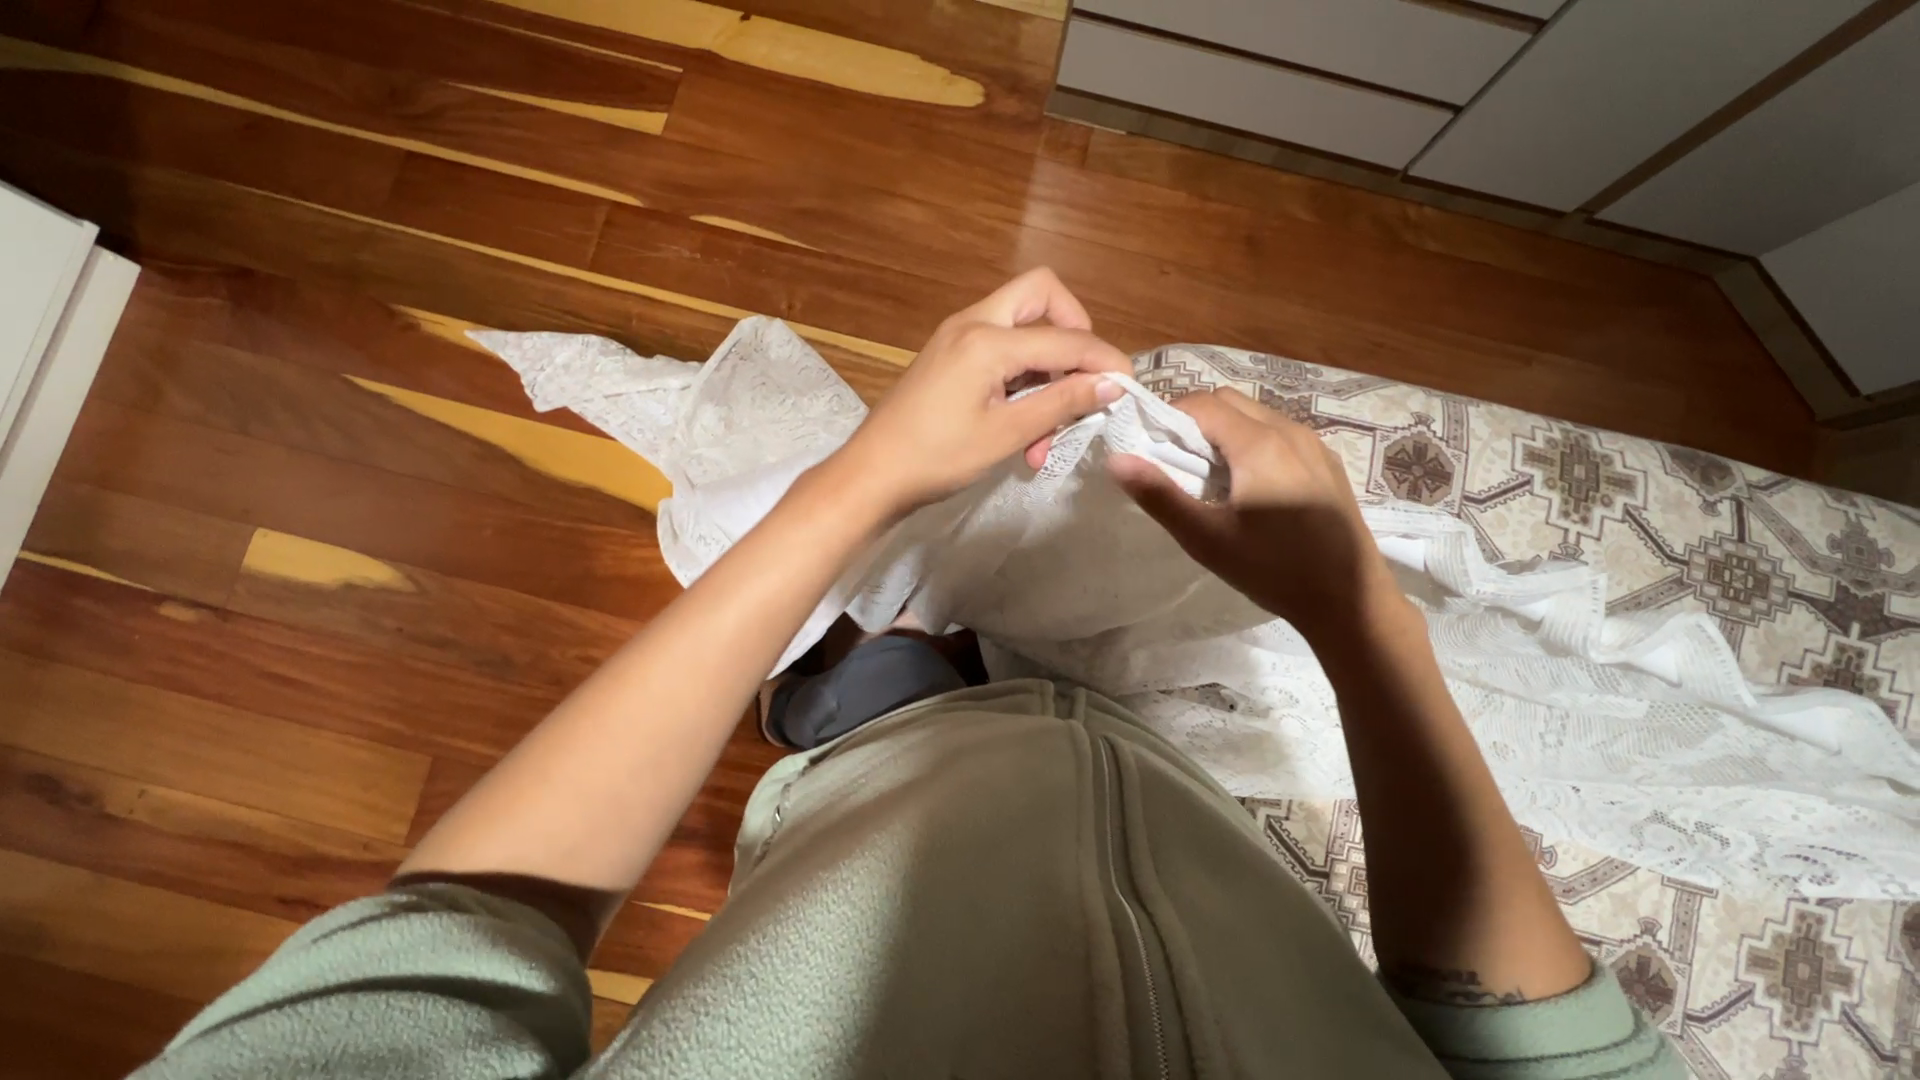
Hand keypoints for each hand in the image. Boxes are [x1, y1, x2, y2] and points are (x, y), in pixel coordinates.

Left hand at [827, 268, 1131, 516]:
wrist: (872, 474)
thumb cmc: (937, 457)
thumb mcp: (1006, 433)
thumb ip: (1062, 403)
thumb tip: (1113, 383)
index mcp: (987, 339)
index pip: (1065, 339)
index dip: (1104, 360)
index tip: (1129, 388)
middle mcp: (973, 322)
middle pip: (1041, 295)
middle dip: (1073, 332)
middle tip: (1083, 377)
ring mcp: (958, 337)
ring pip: (1022, 324)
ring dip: (1047, 368)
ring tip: (1050, 428)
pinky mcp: (950, 355)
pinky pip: (1000, 348)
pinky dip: (1022, 377)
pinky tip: (1026, 426)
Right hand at [1108, 388, 1393, 639]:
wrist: (1349, 600)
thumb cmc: (1272, 569)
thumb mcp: (1206, 538)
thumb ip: (1160, 495)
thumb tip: (1116, 459)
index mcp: (1258, 443)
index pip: (1201, 404)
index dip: (1168, 417)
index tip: (1151, 449)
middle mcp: (1289, 431)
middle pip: (1229, 402)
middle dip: (1195, 422)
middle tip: (1177, 464)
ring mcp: (1314, 445)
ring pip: (1256, 416)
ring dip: (1224, 433)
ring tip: (1211, 479)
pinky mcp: (1327, 464)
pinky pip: (1280, 435)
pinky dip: (1253, 444)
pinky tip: (1250, 489)